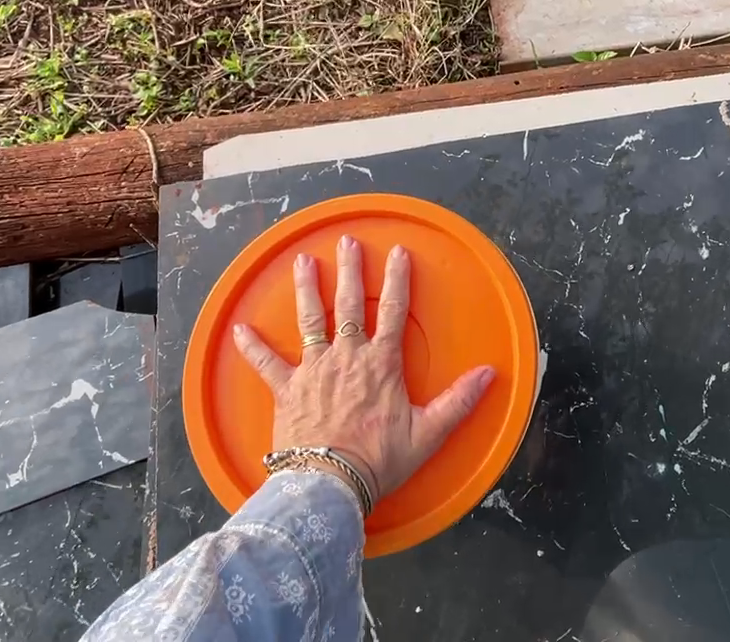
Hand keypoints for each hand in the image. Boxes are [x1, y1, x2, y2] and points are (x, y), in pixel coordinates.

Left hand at [232, 235, 495, 507]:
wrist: (330, 486)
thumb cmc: (379, 460)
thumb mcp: (428, 432)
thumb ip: (459, 400)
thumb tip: (490, 374)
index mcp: (381, 363)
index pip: (395, 310)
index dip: (398, 279)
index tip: (398, 252)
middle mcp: (347, 356)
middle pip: (350, 304)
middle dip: (350, 270)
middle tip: (346, 243)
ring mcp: (314, 370)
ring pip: (311, 320)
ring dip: (307, 289)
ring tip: (304, 262)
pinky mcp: (287, 390)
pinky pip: (267, 363)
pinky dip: (252, 346)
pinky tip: (239, 328)